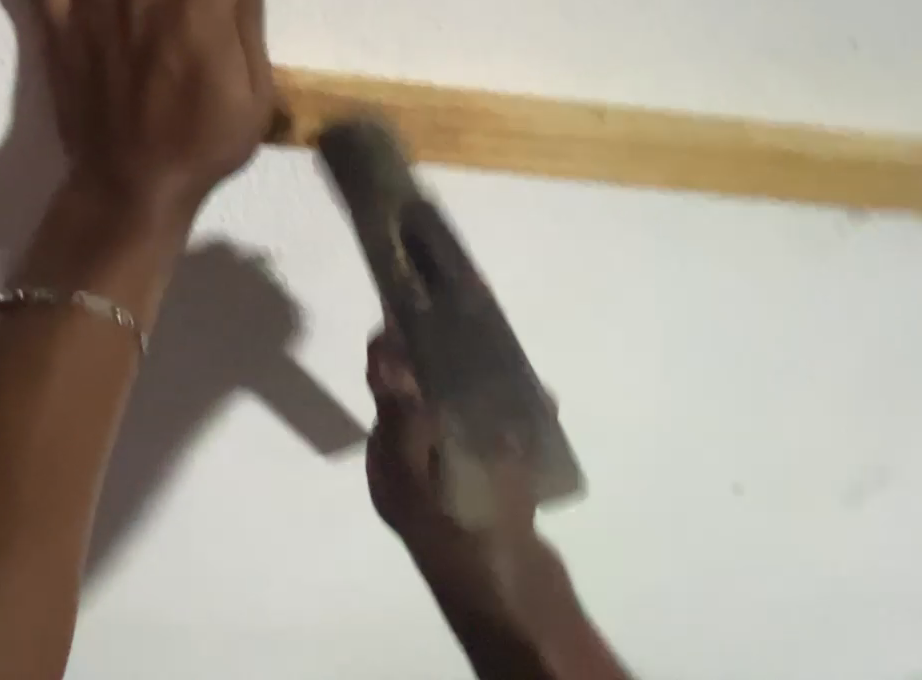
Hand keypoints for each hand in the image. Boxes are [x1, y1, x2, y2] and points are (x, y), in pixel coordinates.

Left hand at [367, 331, 579, 641]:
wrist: (521, 614)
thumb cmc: (460, 541)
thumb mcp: (419, 479)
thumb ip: (402, 420)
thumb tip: (383, 361)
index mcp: (390, 462)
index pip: (383, 391)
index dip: (391, 349)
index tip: (407, 306)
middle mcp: (415, 467)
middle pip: (422, 397)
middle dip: (438, 357)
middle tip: (462, 317)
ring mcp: (456, 481)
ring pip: (461, 415)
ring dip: (478, 382)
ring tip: (498, 347)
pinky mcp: (495, 494)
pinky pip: (499, 442)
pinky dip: (514, 419)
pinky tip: (537, 398)